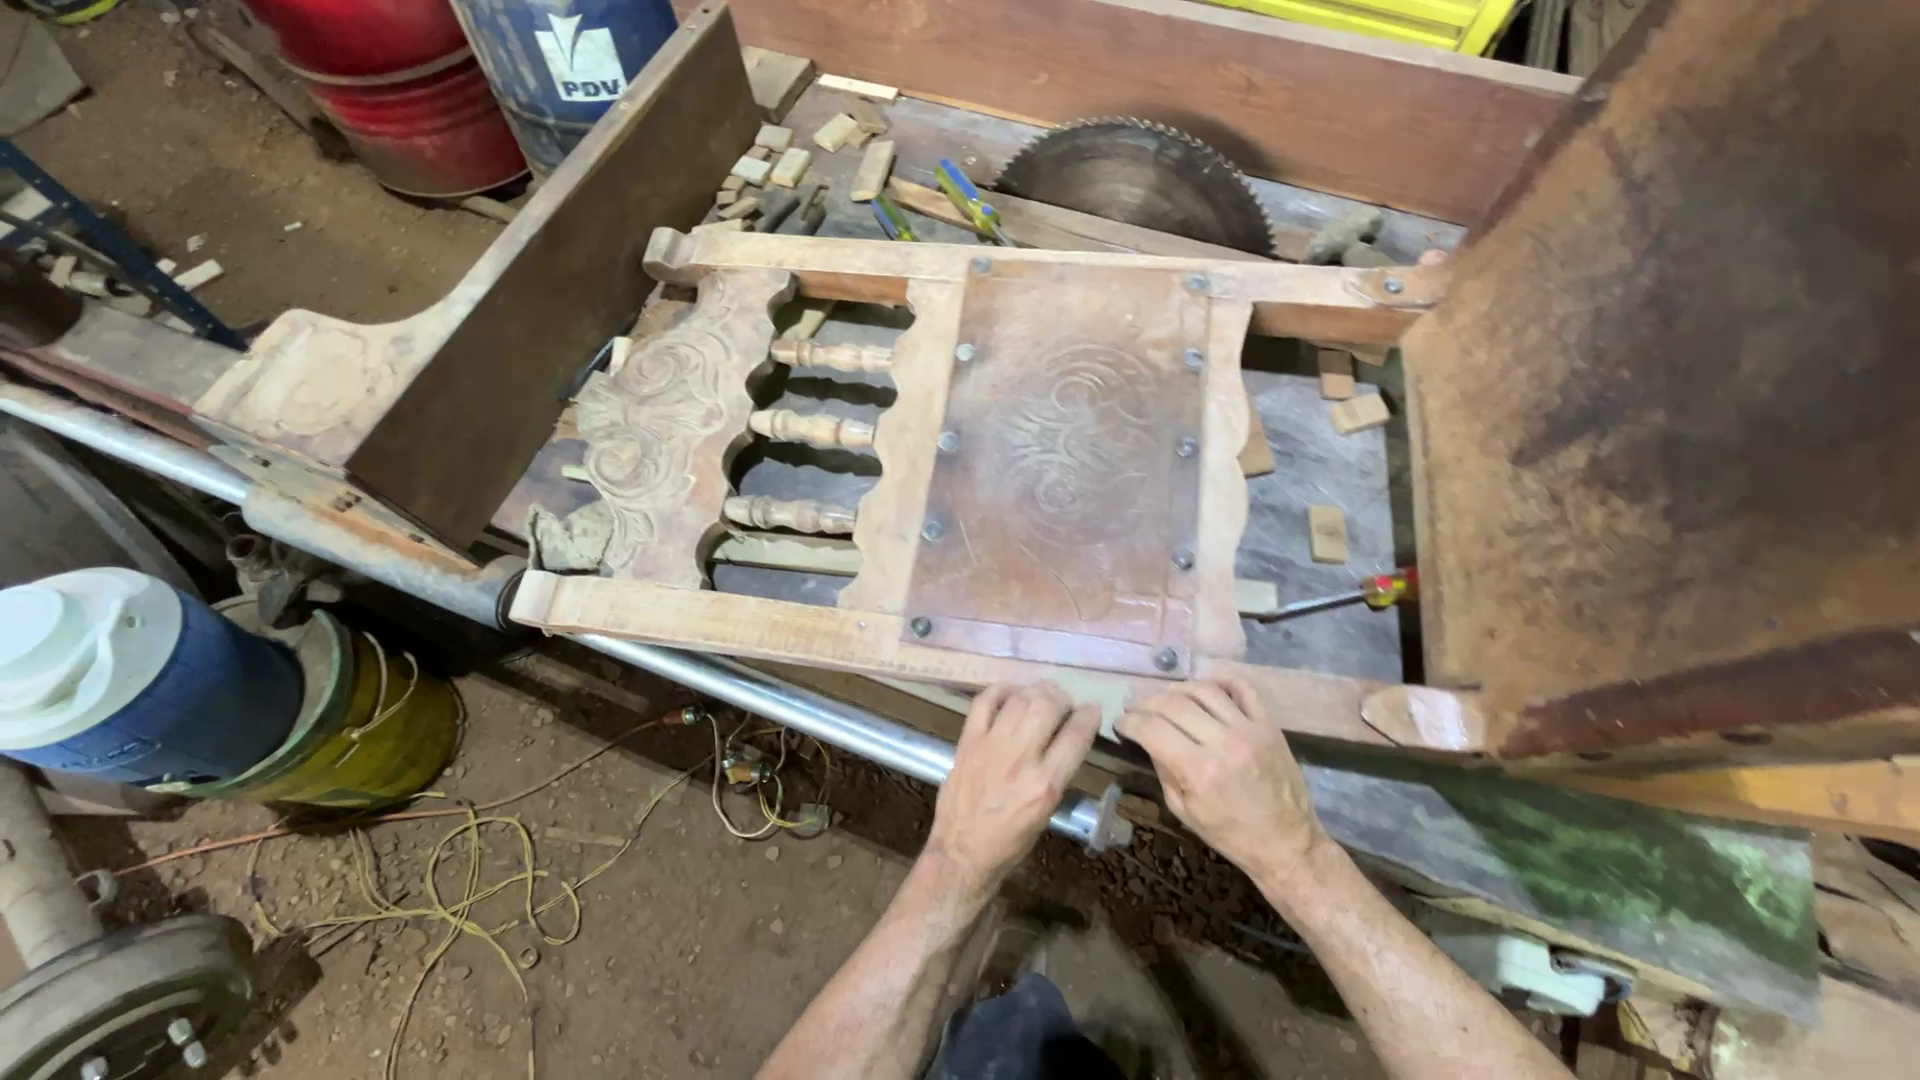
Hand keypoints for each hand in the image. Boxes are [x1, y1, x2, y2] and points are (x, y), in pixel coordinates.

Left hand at [923, 683, 1100, 899]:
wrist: (962, 852)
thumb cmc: (1010, 841)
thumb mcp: (1048, 812)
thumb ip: (1058, 772)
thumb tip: (1067, 739)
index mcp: (1045, 785)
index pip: (1076, 736)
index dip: (1090, 716)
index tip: (1092, 710)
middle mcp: (1020, 760)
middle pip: (1047, 707)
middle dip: (1062, 697)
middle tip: (1064, 701)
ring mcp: (991, 747)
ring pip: (1019, 700)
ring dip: (1036, 689)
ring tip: (1043, 692)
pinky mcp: (967, 742)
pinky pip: (984, 702)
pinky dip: (1000, 690)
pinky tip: (1012, 691)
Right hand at [1115, 678, 1324, 877]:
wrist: (1286, 843)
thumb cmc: (1230, 834)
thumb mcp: (1184, 810)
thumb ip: (1163, 769)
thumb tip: (1148, 738)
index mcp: (1198, 770)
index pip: (1151, 728)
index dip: (1129, 721)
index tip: (1121, 721)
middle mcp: (1222, 742)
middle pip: (1173, 703)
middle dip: (1146, 702)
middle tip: (1136, 707)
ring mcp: (1249, 729)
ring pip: (1204, 689)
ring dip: (1176, 689)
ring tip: (1165, 698)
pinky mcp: (1269, 725)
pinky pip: (1242, 688)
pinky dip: (1219, 681)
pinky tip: (1203, 689)